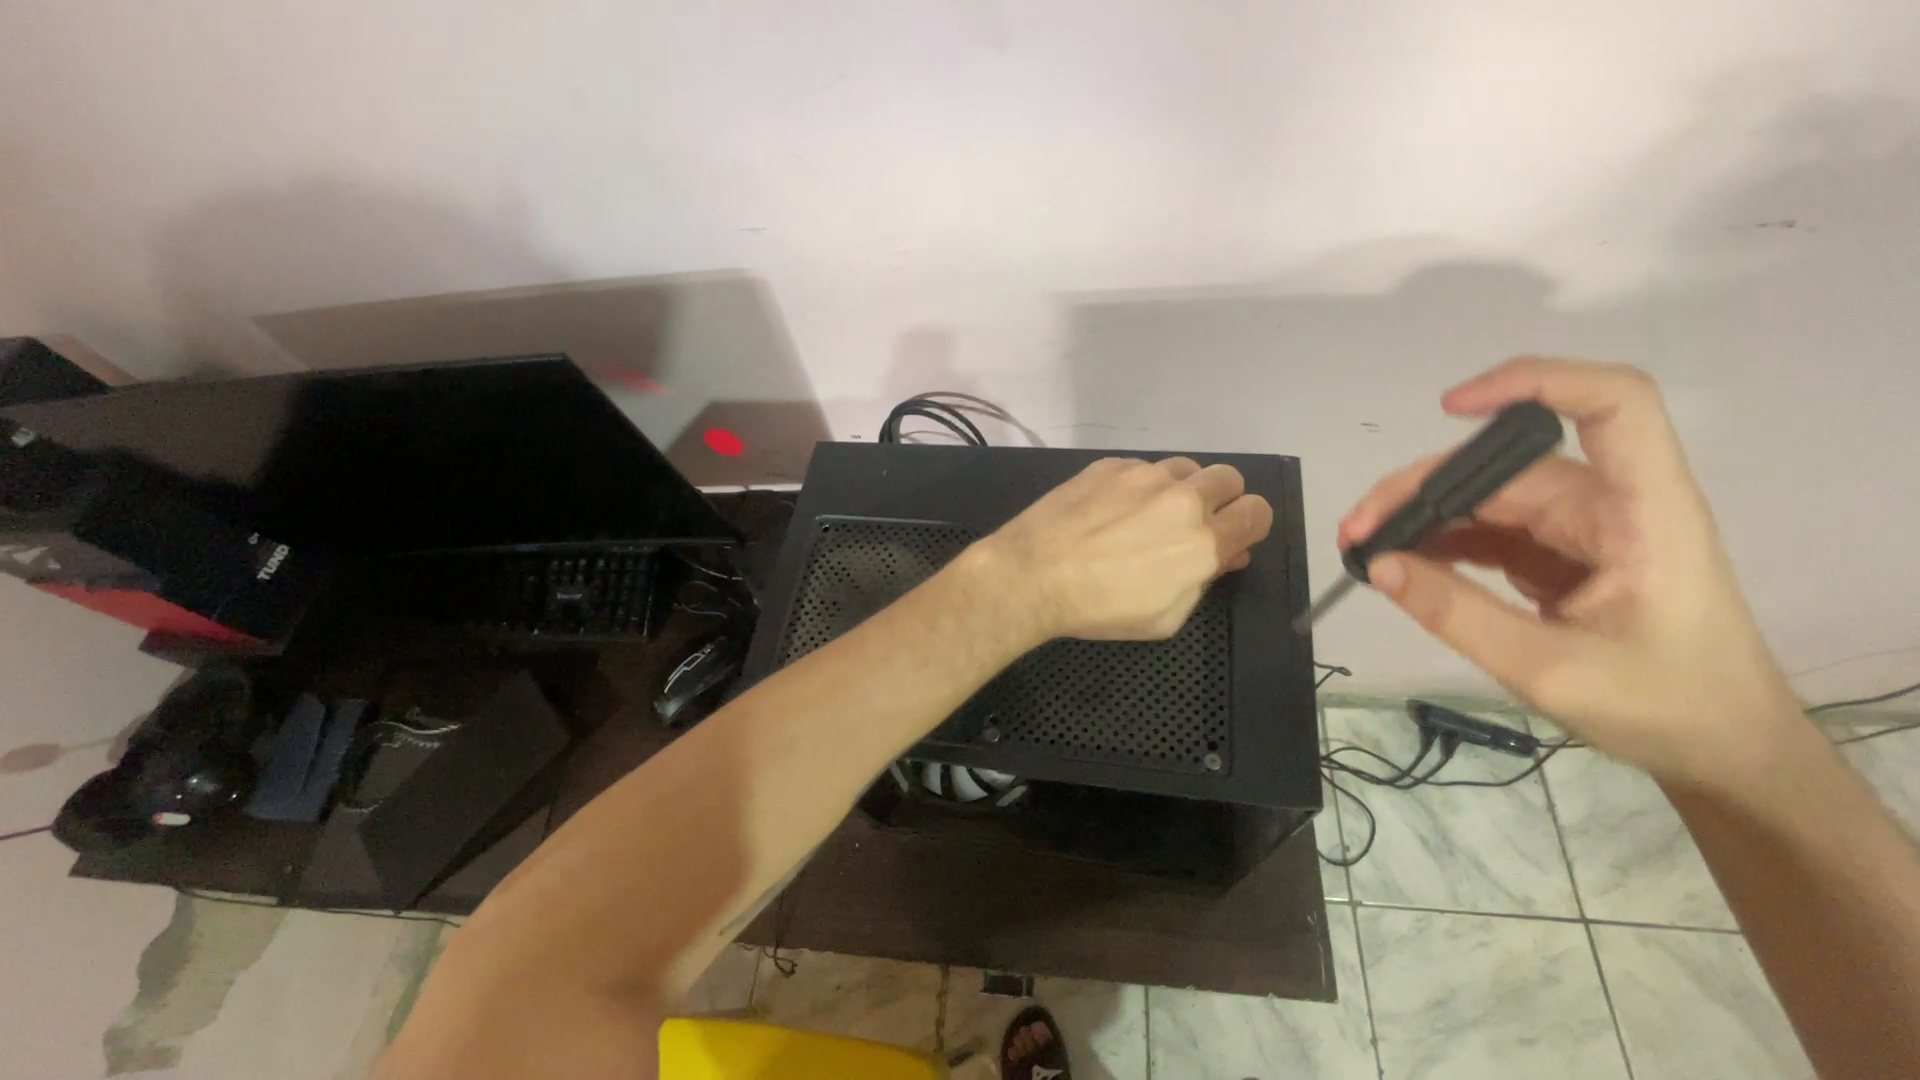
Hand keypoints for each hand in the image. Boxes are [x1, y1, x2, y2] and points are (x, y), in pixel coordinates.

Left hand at [975, 457, 1273, 640]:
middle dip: (1222, 500)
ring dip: (1181, 488)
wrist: (1033, 574)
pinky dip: (1140, 485)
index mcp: (1204, 542)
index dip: (1249, 524)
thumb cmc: (1100, 608)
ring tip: (1151, 514)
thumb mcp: (1165, 617)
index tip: (1232, 536)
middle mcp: (1182, 499)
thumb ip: (1204, 582)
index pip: (1257, 512)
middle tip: (1193, 524)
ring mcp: (1145, 476)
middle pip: (1229, 478)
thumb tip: (1228, 554)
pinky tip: (1113, 508)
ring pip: (1186, 467)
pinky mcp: (1111, 466)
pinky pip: (1143, 467)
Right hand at [1341, 357, 1799, 785]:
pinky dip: (1442, 543)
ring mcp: (1585, 529)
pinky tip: (1401, 565)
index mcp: (1643, 513)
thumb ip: (1459, 614)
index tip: (1451, 407)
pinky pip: (1490, 532)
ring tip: (1364, 549)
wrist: (1723, 750)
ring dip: (1423, 517)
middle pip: (1509, 464)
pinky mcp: (1562, 555)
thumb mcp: (1550, 670)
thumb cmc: (1665, 709)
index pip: (1612, 406)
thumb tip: (1378, 566)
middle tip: (1358, 531)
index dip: (1535, 382)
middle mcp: (1614, 504)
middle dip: (1424, 487)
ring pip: (1489, 496)